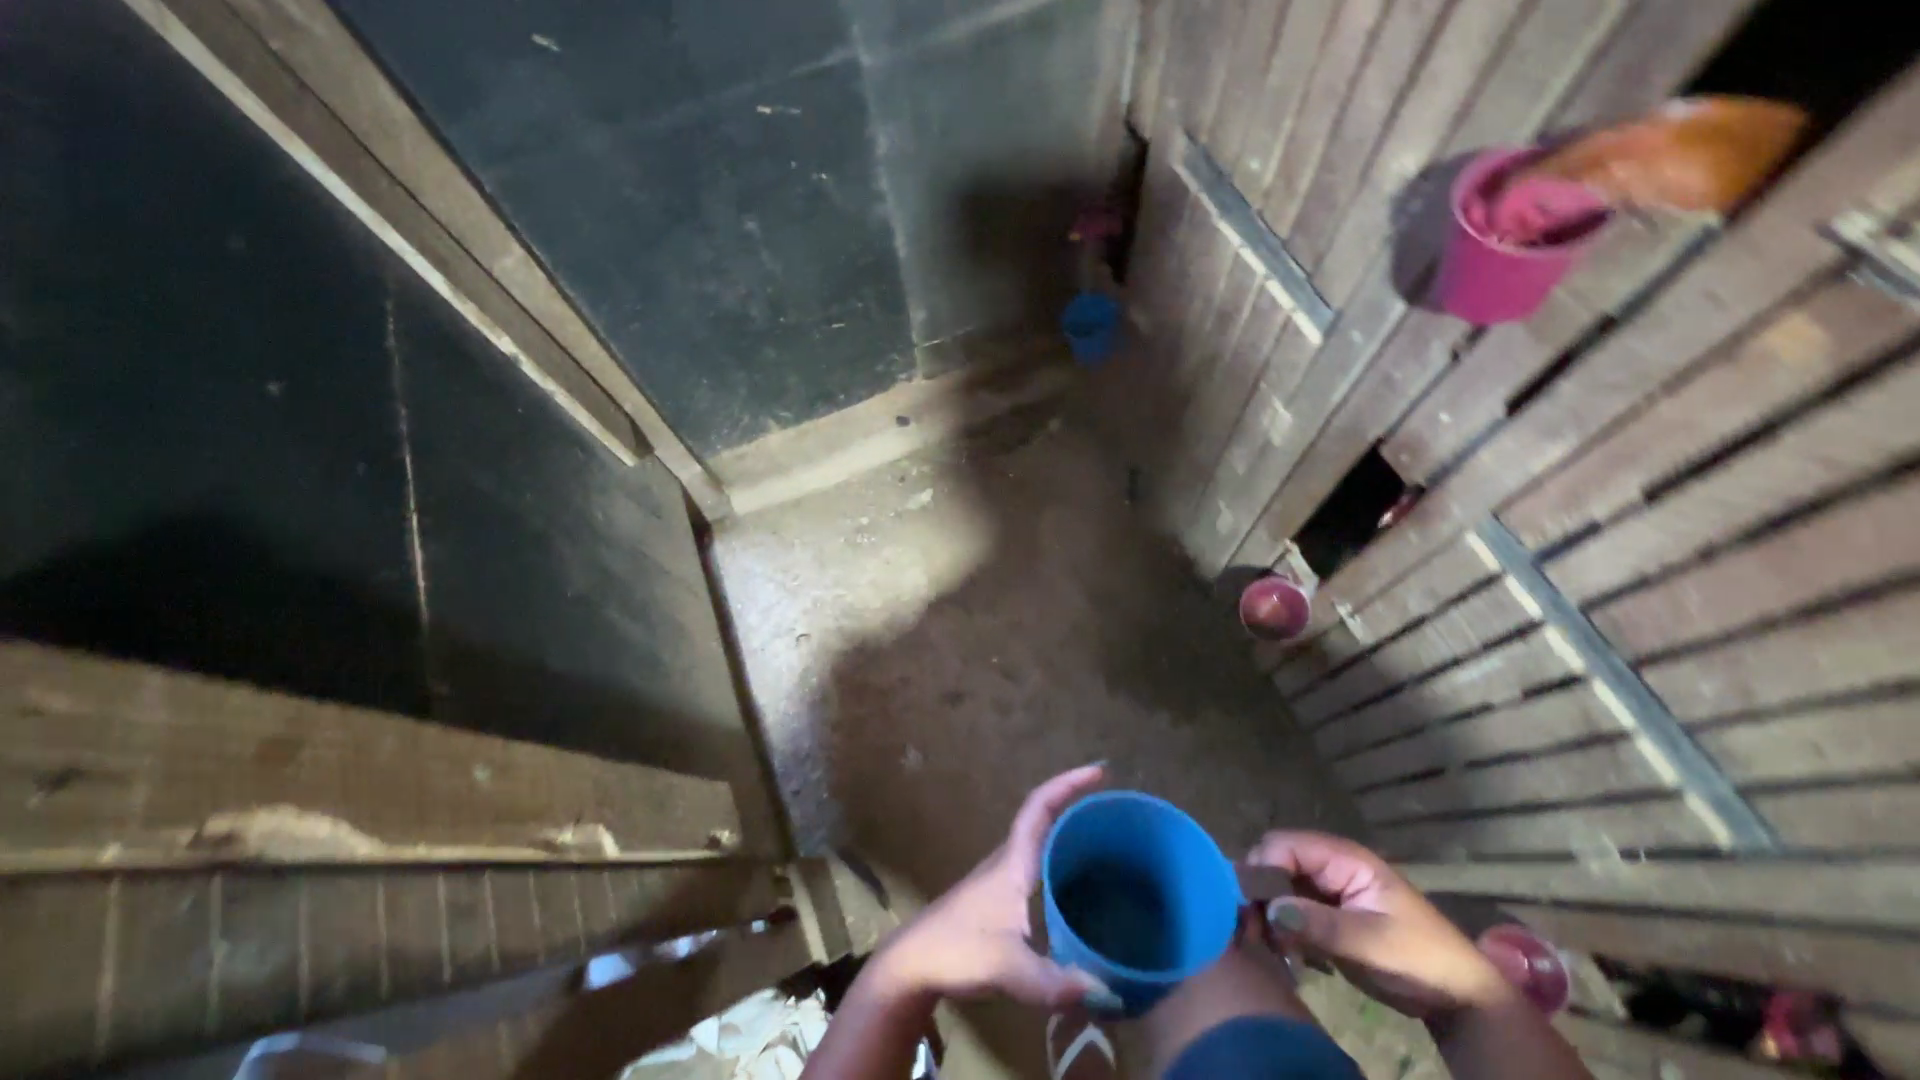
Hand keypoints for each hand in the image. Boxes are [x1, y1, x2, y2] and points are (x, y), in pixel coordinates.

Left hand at [866, 764, 1114, 1010]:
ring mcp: (1002, 880)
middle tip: (1118, 814)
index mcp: (1012, 863)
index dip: (1068, 785)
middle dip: (1078, 807)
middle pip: (1044, 820)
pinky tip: (1080, 891)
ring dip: (1070, 836)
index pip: (1040, 808)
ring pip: (1041, 845)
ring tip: (1110, 847)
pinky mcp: (999, 901)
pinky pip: (1039, 869)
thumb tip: (1102, 991)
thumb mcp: (1006, 969)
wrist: (912, 965)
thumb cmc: (955, 951)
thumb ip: (1051, 982)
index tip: (1099, 772)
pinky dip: (1062, 866)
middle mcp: (1008, 863)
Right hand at [1247, 831, 1514, 1019]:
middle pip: (1275, 863)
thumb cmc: (1420, 958)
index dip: (1262, 869)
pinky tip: (1283, 952)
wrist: (1457, 995)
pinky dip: (1279, 928)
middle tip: (1254, 930)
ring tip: (1269, 946)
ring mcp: (1327, 892)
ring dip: (1267, 914)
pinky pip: (1289, 911)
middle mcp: (1330, 867)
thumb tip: (1269, 908)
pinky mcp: (1325, 917)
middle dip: (1260, 893)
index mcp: (1344, 859)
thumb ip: (1319, 923)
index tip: (1252, 907)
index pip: (1283, 845)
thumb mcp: (1371, 942)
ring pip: (1278, 888)